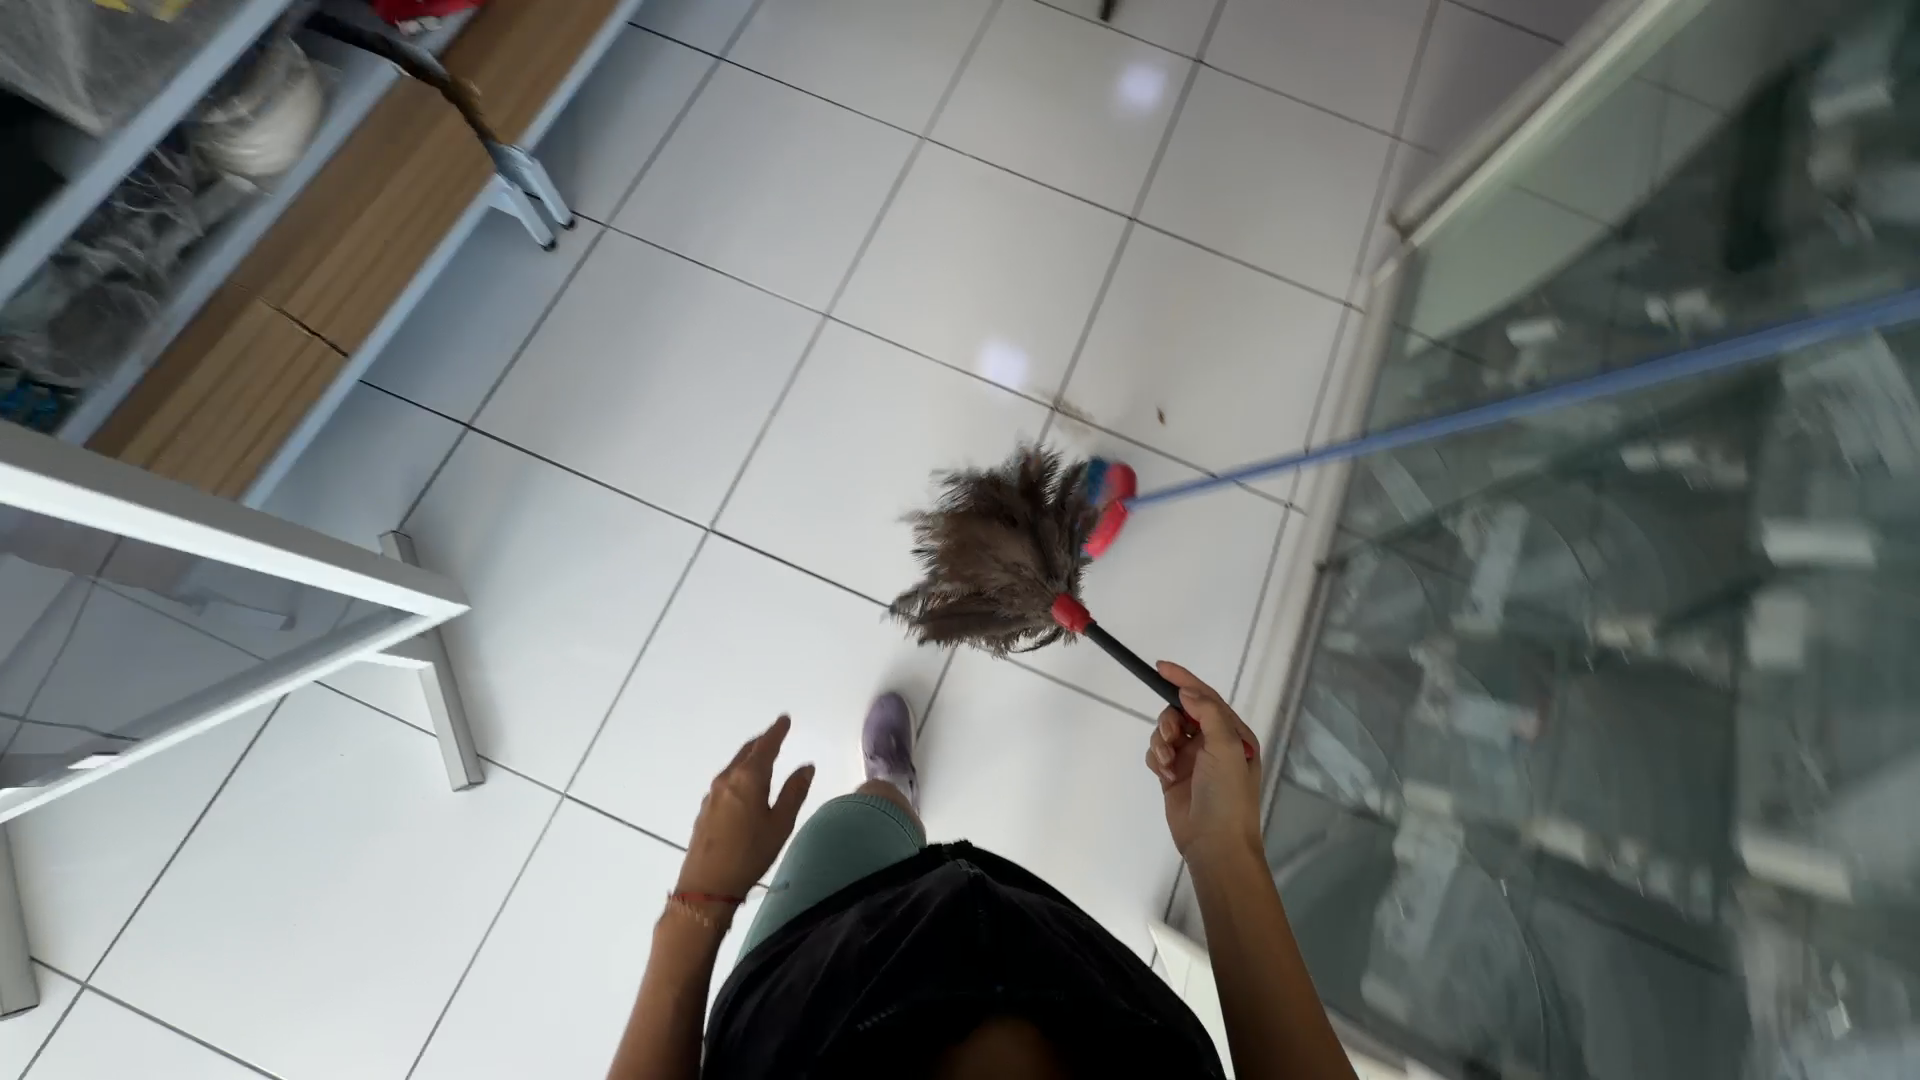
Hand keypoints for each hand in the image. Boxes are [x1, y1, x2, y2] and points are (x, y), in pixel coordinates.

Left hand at [677, 715, 814, 901]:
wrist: (707, 886)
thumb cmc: (750, 853)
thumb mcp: (781, 823)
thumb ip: (794, 791)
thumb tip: (806, 766)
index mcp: (749, 777)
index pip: (766, 745)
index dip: (777, 731)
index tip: (785, 719)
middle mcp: (728, 779)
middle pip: (747, 751)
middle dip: (762, 741)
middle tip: (775, 734)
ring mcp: (713, 794)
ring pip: (735, 766)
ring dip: (750, 757)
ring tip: (763, 756)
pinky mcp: (705, 809)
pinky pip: (726, 780)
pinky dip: (740, 773)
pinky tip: (745, 785)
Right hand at [1144, 662, 1262, 870]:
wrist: (1215, 843)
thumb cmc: (1228, 794)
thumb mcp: (1226, 748)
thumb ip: (1208, 713)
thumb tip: (1186, 691)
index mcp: (1232, 734)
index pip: (1205, 697)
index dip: (1183, 680)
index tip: (1160, 667)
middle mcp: (1212, 742)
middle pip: (1180, 712)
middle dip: (1169, 720)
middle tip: (1170, 737)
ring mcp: (1192, 759)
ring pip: (1164, 732)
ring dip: (1161, 742)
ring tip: (1168, 764)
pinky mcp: (1173, 775)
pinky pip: (1157, 753)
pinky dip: (1157, 759)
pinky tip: (1165, 775)